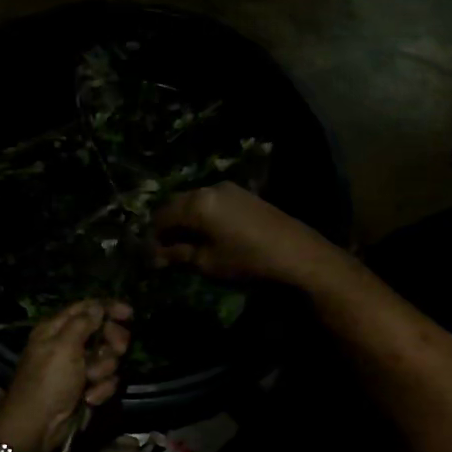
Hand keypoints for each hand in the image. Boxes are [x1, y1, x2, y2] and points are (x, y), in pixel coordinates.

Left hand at [0, 300, 132, 451]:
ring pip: (107, 358)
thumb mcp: (63, 347)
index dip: (108, 308)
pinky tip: (89, 398)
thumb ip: (82, 323)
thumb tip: (97, 306)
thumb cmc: (48, 382)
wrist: (38, 427)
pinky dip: (100, 389)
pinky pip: (105, 381)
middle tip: (119, 349)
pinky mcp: (85, 388)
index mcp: (56, 329)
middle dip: (111, 342)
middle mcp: (67, 345)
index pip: (85, 308)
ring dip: (103, 369)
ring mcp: (77, 368)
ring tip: (91, 381)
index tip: (129, 314)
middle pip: (101, 332)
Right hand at [152, 183, 346, 285]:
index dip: (153, 237)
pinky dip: (202, 216)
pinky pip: (211, 202)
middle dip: (168, 226)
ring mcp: (229, 189)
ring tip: (187, 245)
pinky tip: (208, 235)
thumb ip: (178, 255)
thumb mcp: (207, 263)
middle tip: (167, 251)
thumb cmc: (247, 260)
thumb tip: (156, 256)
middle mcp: (209, 188)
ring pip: (194, 201)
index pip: (161, 216)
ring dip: (186, 220)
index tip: (153, 256)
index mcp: (196, 203)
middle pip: (176, 204)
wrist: (297, 254)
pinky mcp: (243, 194)